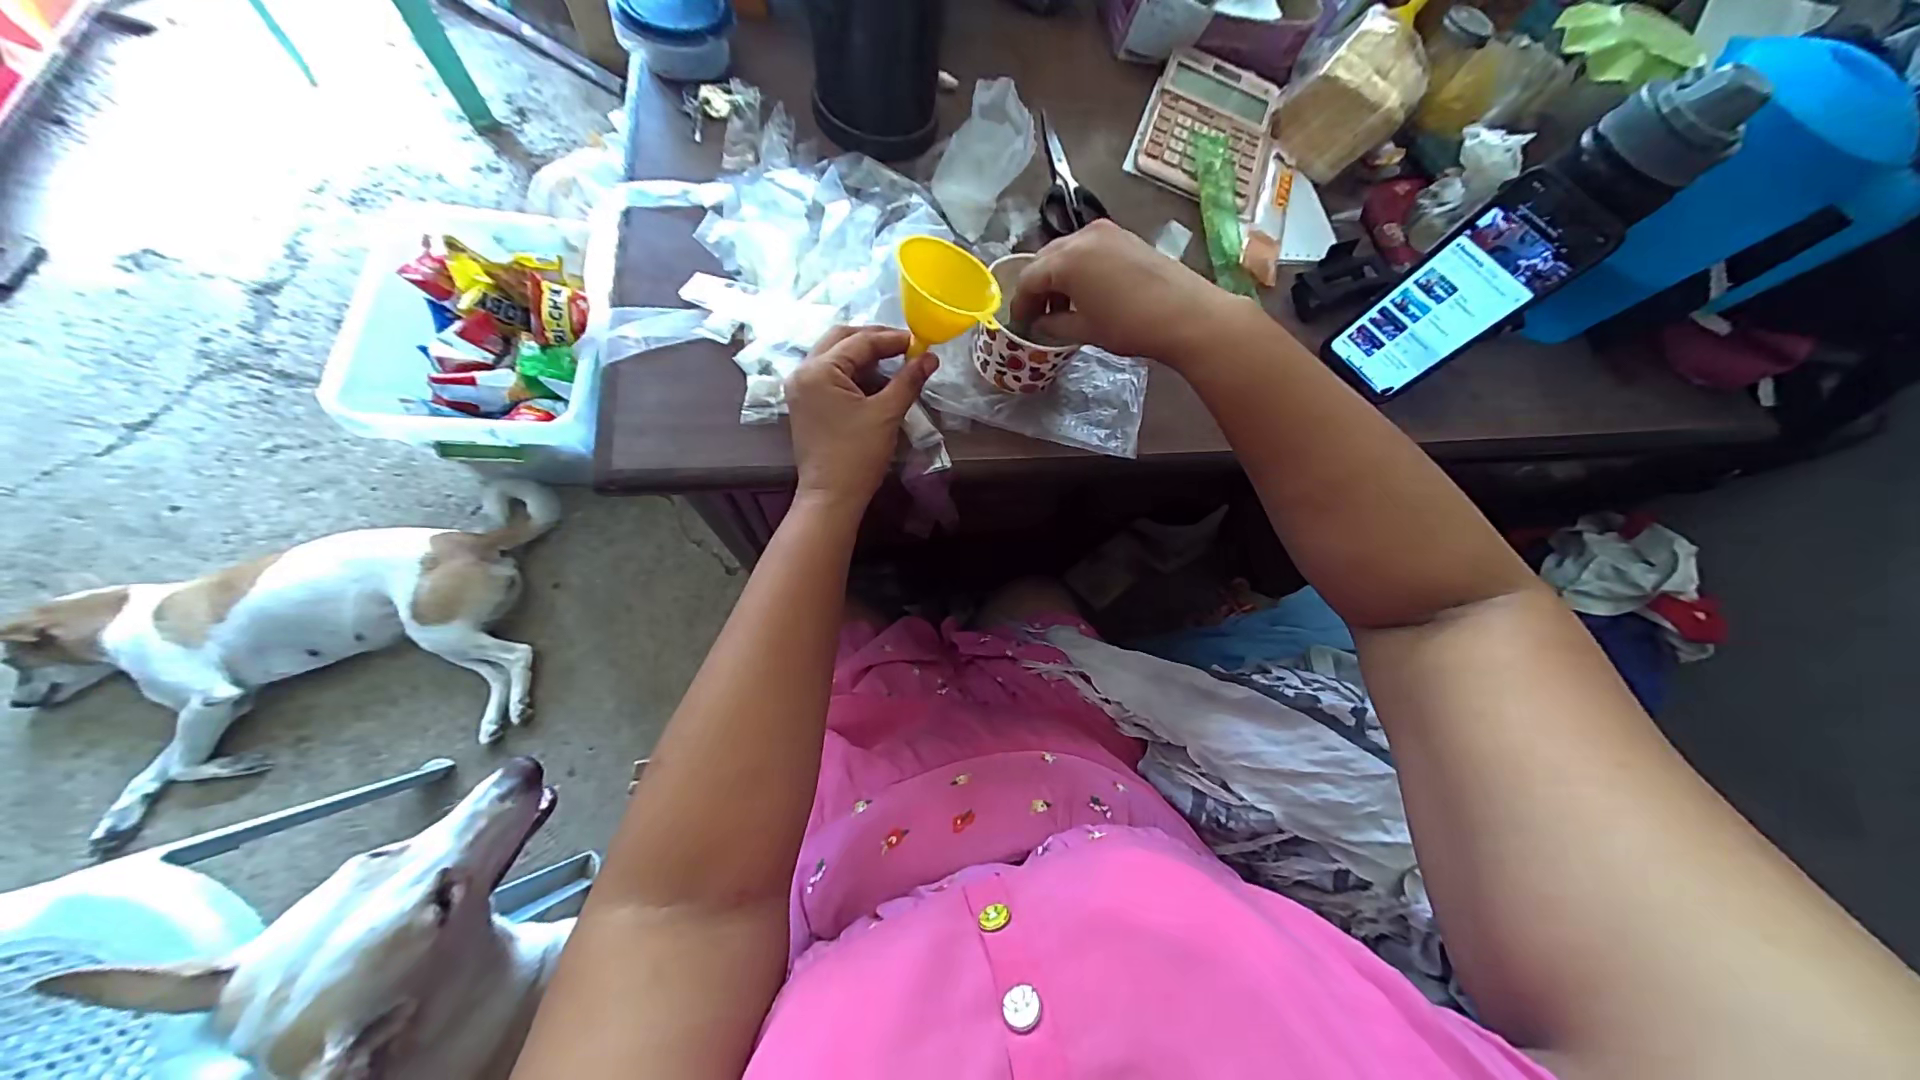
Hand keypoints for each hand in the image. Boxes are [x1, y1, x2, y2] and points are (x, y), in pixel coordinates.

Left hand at [785, 326, 936, 511]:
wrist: (832, 496)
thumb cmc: (858, 456)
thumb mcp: (887, 414)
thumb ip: (908, 380)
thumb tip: (930, 357)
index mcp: (818, 370)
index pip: (859, 342)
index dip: (891, 339)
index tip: (918, 342)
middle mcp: (802, 372)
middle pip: (840, 339)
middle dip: (873, 340)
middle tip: (903, 347)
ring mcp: (800, 388)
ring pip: (833, 356)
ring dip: (863, 356)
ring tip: (894, 363)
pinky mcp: (805, 404)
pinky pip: (829, 375)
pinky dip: (852, 373)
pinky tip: (876, 381)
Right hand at [1009, 219, 1249, 366]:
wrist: (1186, 314)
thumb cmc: (1130, 325)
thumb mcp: (1085, 330)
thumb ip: (1054, 324)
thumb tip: (1041, 324)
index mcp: (1066, 260)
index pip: (1029, 279)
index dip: (1021, 304)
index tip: (1021, 325)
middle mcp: (1082, 236)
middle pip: (1045, 260)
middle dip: (1037, 287)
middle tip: (1038, 315)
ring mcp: (1105, 232)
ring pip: (1066, 252)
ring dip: (1057, 277)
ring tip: (1061, 307)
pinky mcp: (1124, 236)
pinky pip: (1087, 248)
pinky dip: (1078, 268)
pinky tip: (1085, 292)